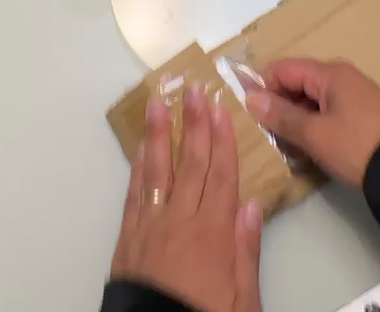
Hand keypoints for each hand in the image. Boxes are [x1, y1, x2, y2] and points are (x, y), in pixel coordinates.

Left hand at [111, 82, 262, 311]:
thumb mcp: (243, 301)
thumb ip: (246, 251)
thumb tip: (250, 204)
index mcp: (214, 233)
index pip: (221, 176)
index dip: (222, 140)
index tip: (220, 108)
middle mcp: (181, 219)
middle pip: (191, 163)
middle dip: (194, 125)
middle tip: (193, 90)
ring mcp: (151, 223)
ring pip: (157, 169)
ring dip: (159, 134)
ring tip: (158, 103)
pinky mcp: (129, 235)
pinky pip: (134, 192)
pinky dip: (138, 166)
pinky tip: (141, 147)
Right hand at [243, 58, 379, 186]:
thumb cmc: (356, 147)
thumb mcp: (314, 134)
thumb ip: (280, 115)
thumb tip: (249, 97)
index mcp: (330, 73)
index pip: (283, 69)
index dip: (265, 89)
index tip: (256, 117)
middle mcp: (342, 77)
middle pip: (298, 83)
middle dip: (282, 108)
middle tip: (274, 138)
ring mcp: (355, 96)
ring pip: (312, 101)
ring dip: (298, 121)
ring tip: (294, 149)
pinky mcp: (364, 115)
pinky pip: (328, 112)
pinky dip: (316, 127)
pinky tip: (314, 150)